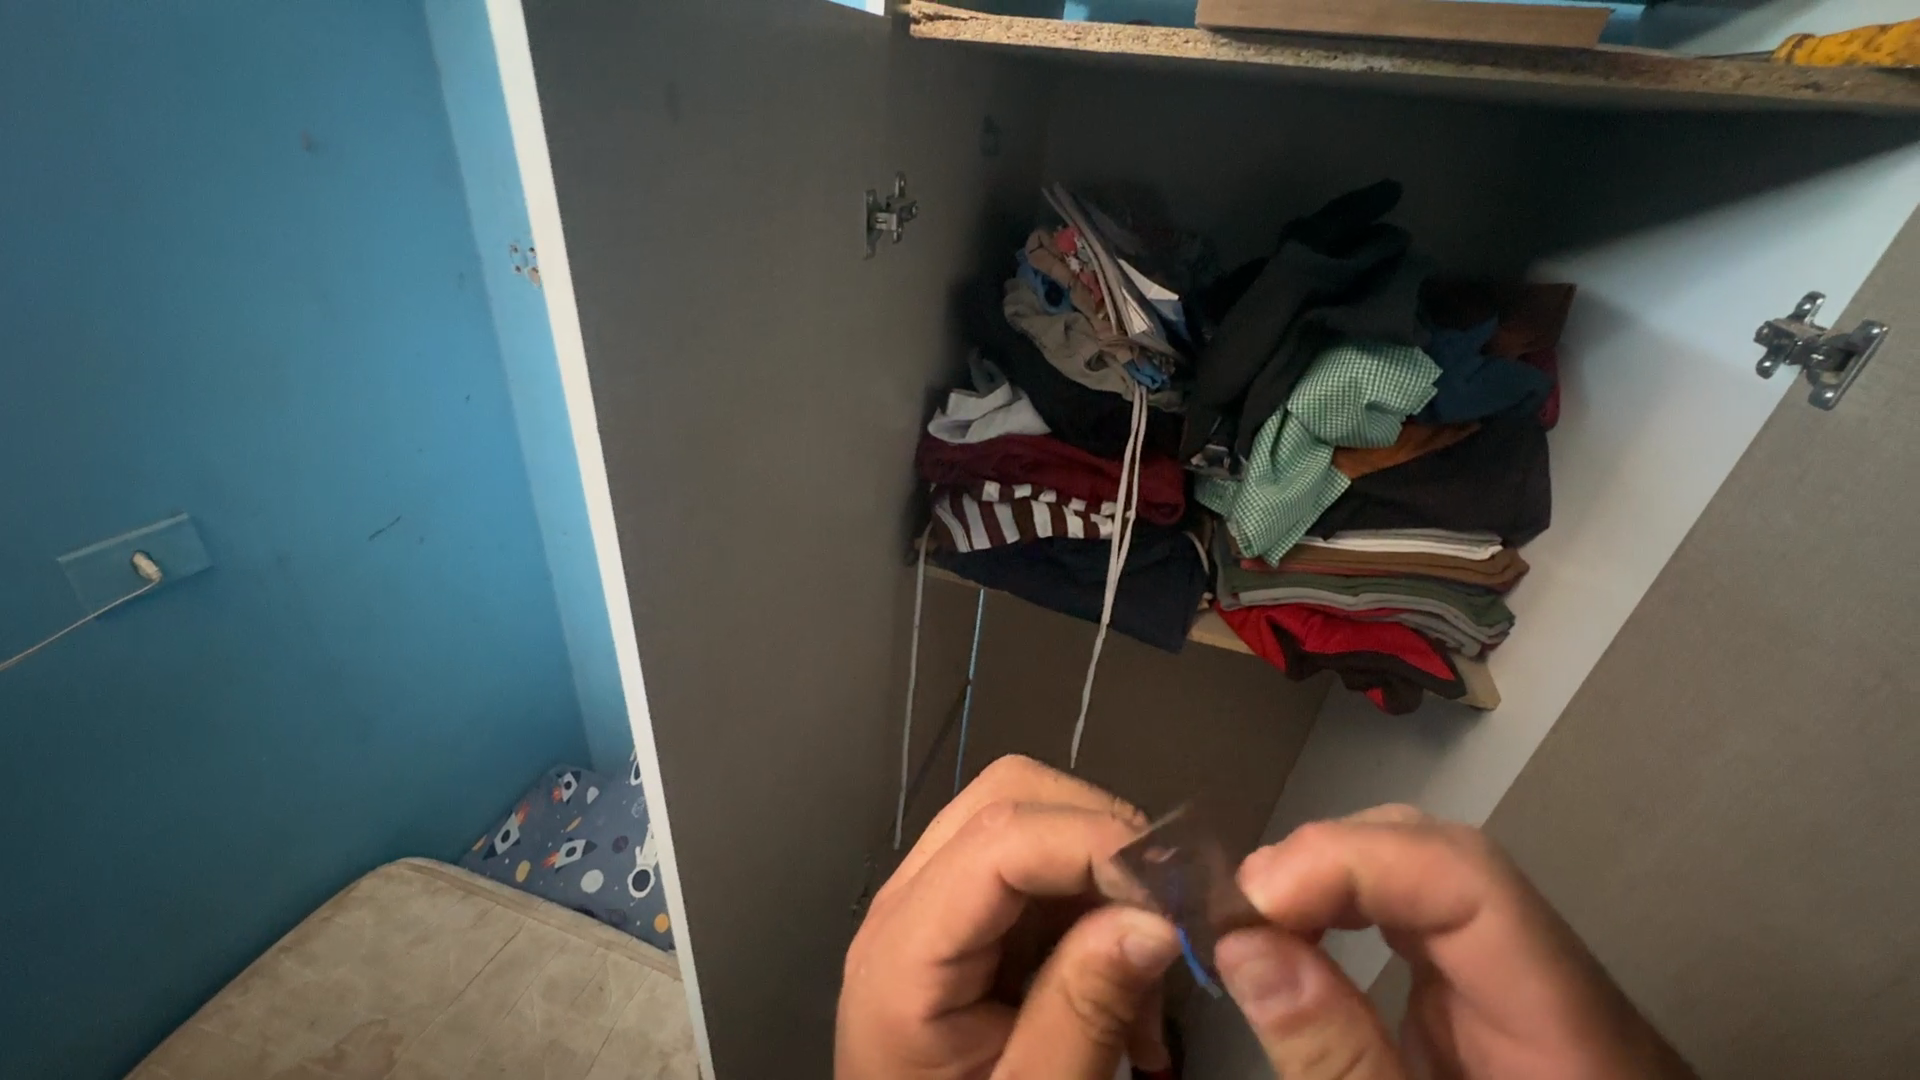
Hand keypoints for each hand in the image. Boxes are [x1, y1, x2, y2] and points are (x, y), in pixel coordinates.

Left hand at [836, 755, 1180, 1079]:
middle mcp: (905, 900)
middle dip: (1097, 834)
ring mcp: (928, 893)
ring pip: (1021, 809)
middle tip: (1160, 914)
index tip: (1170, 890)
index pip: (996, 840)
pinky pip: (1031, 854)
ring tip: (1140, 959)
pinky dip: (1089, 888)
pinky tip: (1117, 963)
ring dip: (1099, 863)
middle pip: (1004, 797)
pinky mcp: (957, 904)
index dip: (1091, 843)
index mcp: (903, 954)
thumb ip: (1084, 1011)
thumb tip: (1156, 918)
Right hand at [1216, 805, 1696, 1079]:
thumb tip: (1243, 943)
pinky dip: (1342, 907)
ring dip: (1326, 877)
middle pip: (1442, 855)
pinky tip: (1300, 935)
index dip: (1349, 860)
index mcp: (1578, 1041)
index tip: (1255, 903)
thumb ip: (1335, 1060)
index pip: (1466, 878)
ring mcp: (1527, 988)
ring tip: (1258, 922)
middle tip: (1244, 913)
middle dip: (1327, 861)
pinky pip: (1415, 915)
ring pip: (1422, 869)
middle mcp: (1563, 989)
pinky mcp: (1490, 1001)